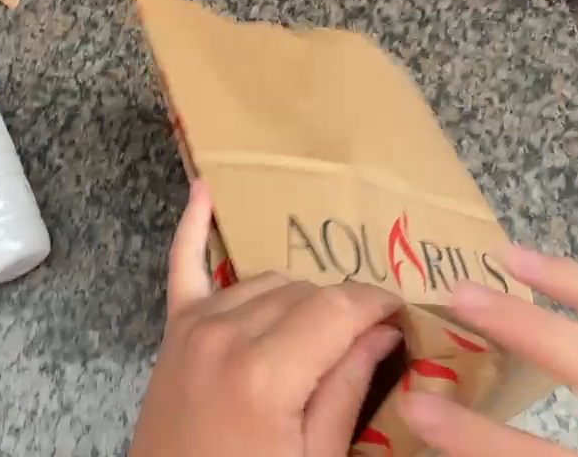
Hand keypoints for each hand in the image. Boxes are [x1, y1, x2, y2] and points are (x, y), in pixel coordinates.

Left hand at [130, 182, 404, 456]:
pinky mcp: (174, 329)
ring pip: (263, 279)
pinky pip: (183, 264)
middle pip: (301, 291)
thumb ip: (345, 390)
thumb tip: (384, 329)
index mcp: (264, 373)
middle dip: (340, 309)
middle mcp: (225, 333)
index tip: (404, 311)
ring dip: (297, 295)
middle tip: (368, 338)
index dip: (375, 303)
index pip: (335, 308)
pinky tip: (204, 189)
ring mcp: (194, 326)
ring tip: (324, 327)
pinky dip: (192, 225)